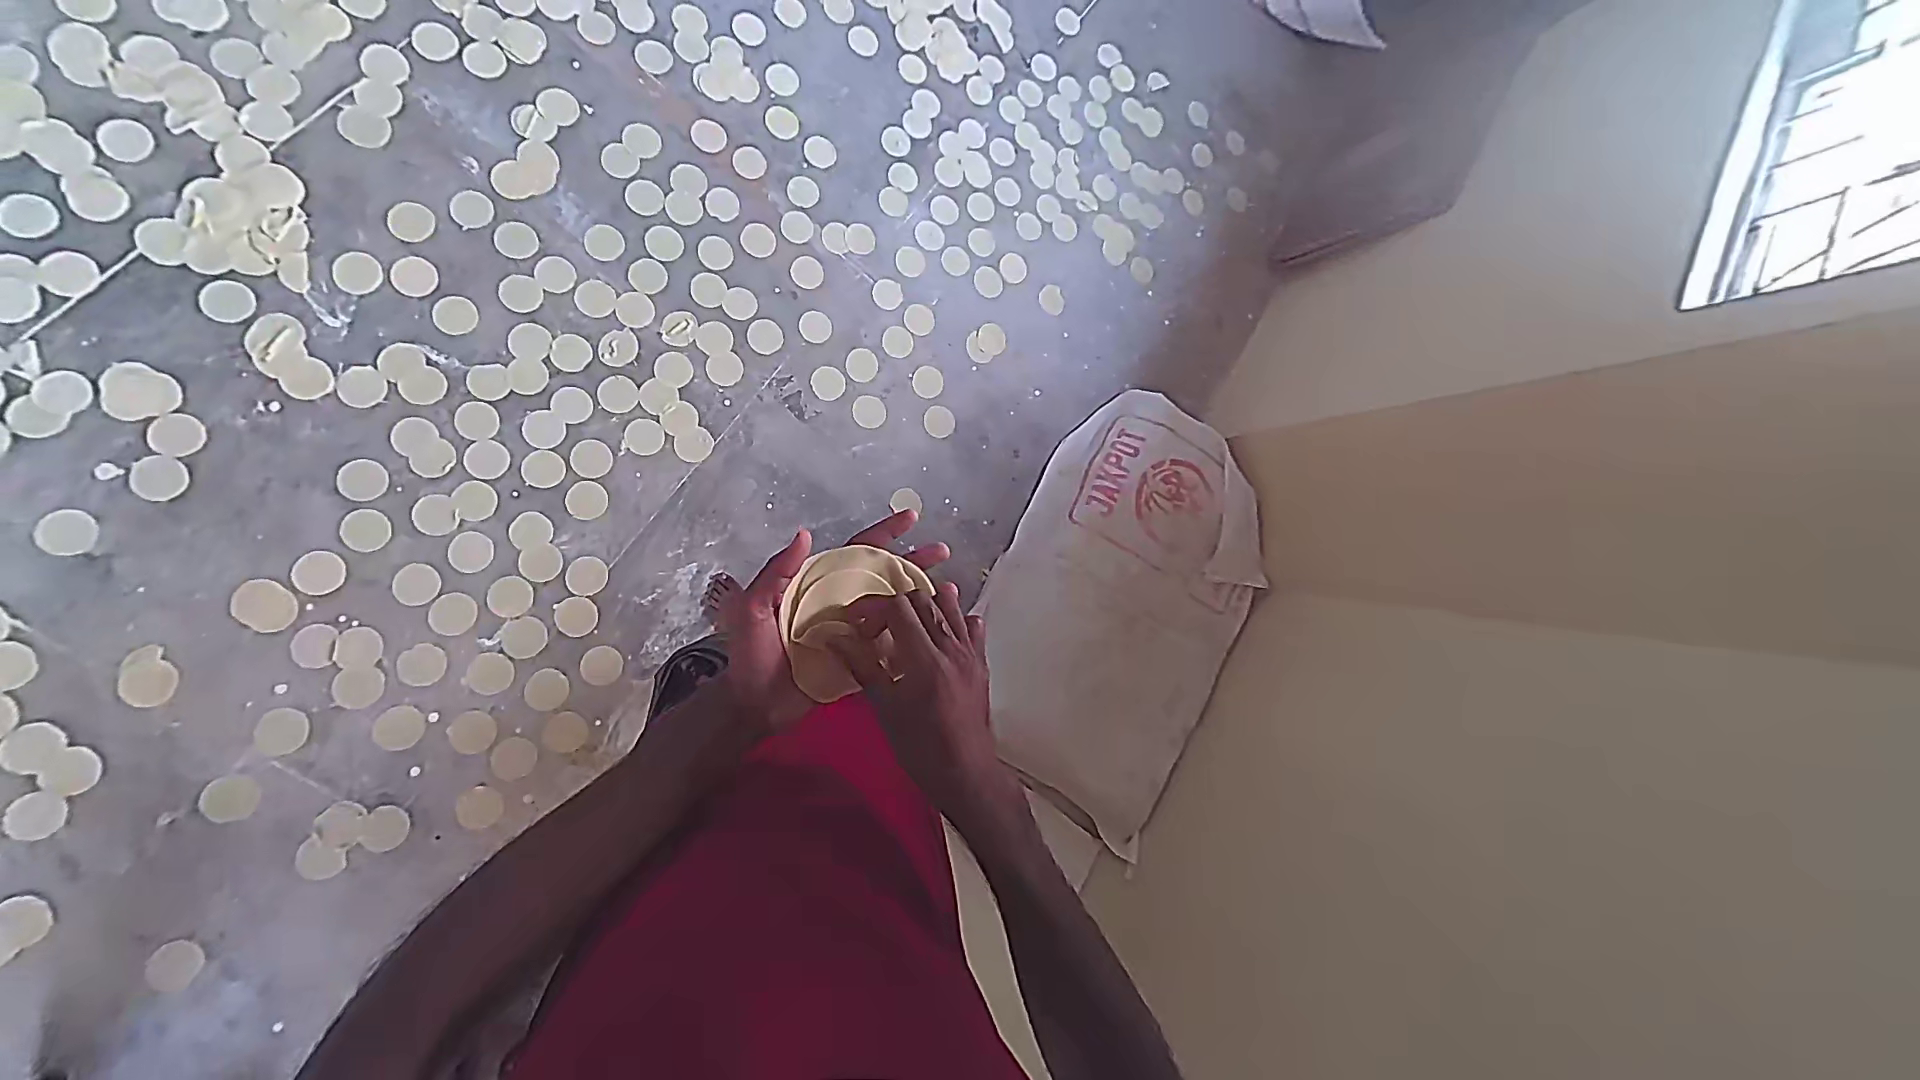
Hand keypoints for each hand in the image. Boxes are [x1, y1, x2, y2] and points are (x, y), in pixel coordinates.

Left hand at [714, 509, 949, 733]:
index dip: (884, 533)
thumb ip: (777, 572)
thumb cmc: (750, 654)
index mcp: (820, 585)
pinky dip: (913, 633)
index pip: (856, 552)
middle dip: (914, 561)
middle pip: (884, 575)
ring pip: (893, 606)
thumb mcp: (754, 607)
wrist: (754, 705)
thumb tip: (805, 534)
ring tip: (946, 590)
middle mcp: (842, 603)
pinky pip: (891, 643)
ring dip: (919, 595)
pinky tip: (934, 629)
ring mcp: (855, 631)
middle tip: (942, 552)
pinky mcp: (861, 658)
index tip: (910, 518)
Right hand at [831, 583, 1020, 832]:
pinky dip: (953, 619)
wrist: (964, 772)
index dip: (872, 609)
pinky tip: (938, 635)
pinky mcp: (981, 661)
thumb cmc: (920, 747)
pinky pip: (970, 625)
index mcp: (926, 659)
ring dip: (922, 605)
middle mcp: (952, 647)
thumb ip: (862, 666)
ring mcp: (971, 652)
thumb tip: (835, 639)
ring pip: (949, 605)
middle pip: (922, 599)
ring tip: (905, 623)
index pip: (898, 607)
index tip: (856, 625)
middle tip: (874, 628)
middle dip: (892, 606)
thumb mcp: (884, 708)